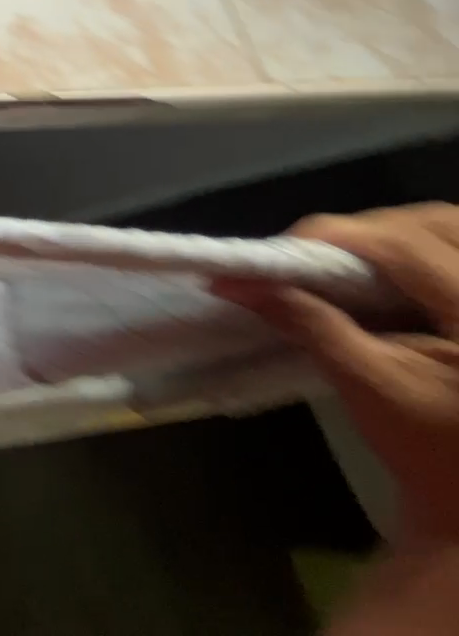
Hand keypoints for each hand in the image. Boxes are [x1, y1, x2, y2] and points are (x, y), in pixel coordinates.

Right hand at [214, 203, 458, 545]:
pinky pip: (453, 249)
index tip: (275, 254)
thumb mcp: (365, 383)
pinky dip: (411, 248)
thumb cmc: (429, 446)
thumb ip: (307, 322)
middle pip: (441, 222)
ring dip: (391, 233)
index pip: (407, 246)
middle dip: (368, 228)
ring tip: (344, 263)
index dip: (335, 237)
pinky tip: (381, 274)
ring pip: (451, 227)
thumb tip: (230, 281)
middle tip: (312, 256)